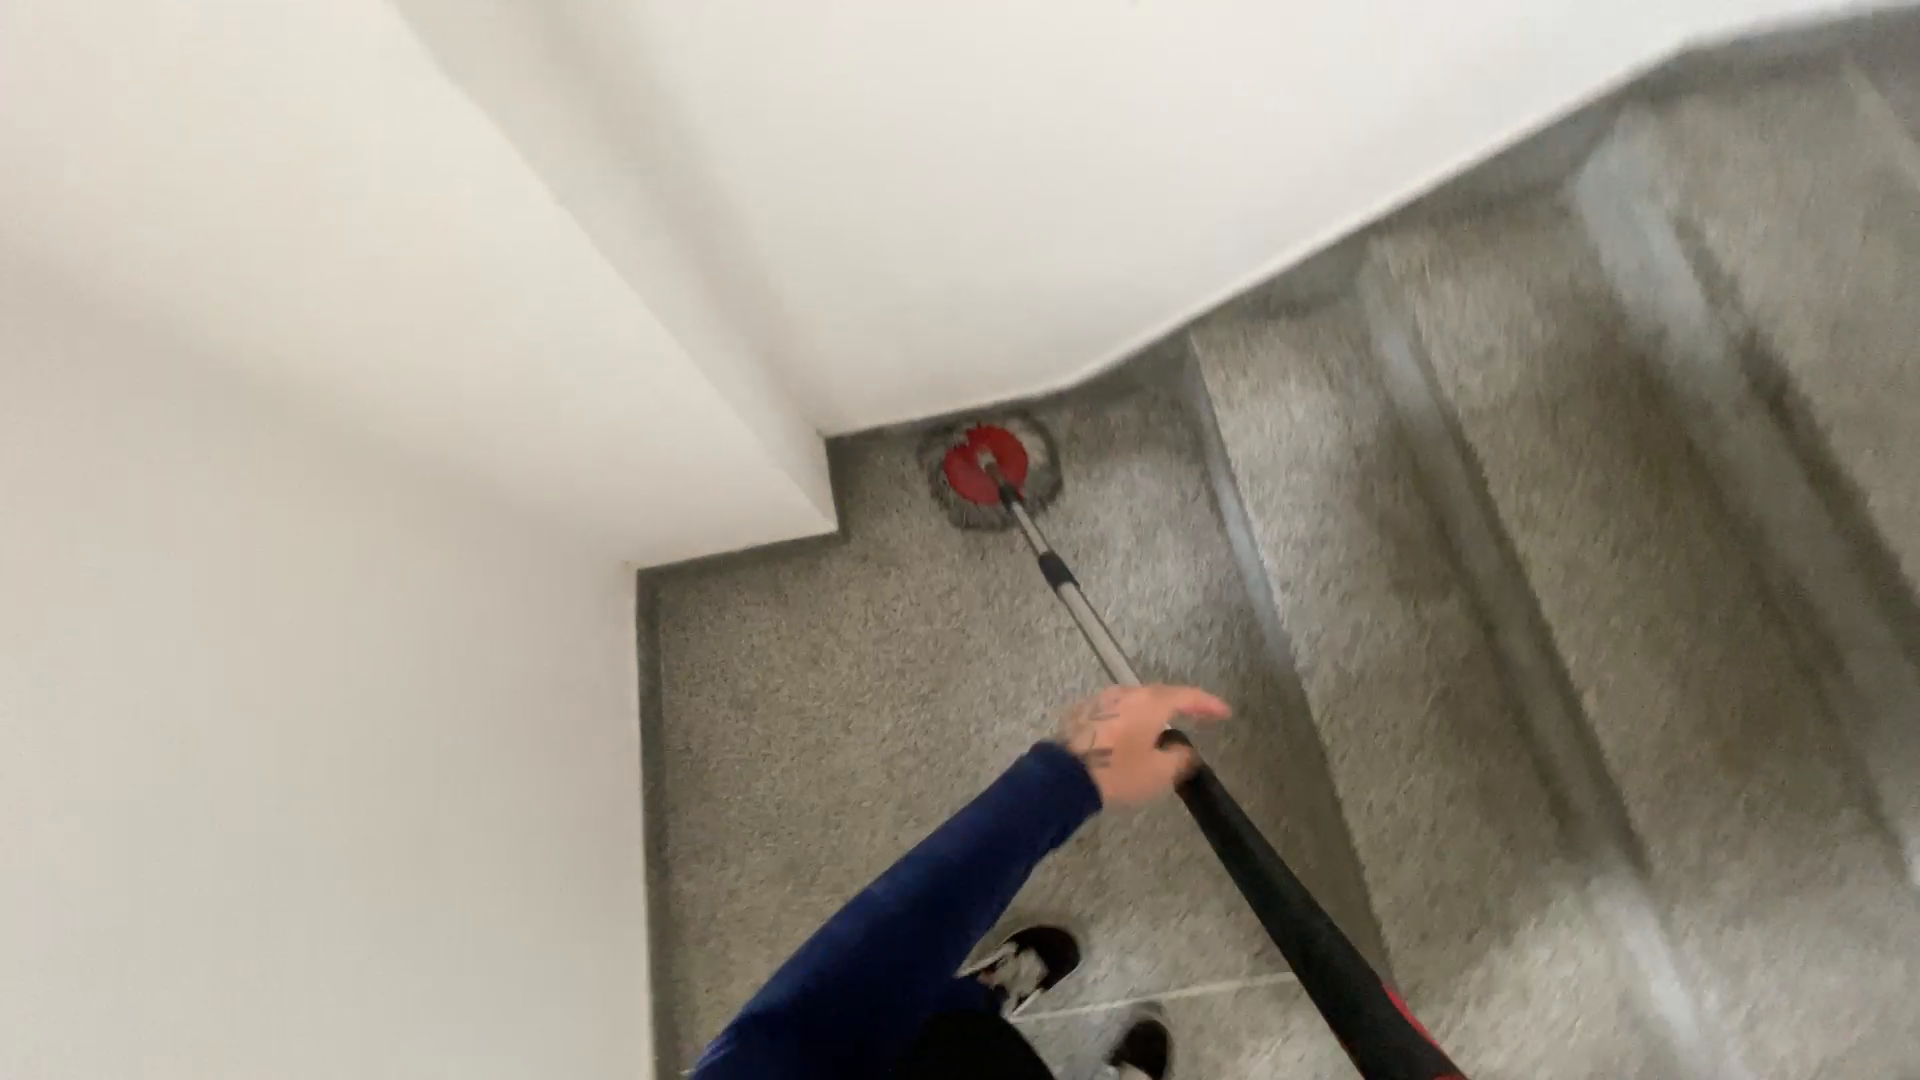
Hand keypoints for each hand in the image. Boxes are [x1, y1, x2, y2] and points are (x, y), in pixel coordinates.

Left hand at [1055, 684, 1231, 806]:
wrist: (1063, 776)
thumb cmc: (1118, 773)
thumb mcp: (1160, 773)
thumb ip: (1180, 757)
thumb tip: (1183, 748)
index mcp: (1149, 702)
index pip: (1187, 696)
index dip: (1208, 704)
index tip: (1224, 711)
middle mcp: (1125, 693)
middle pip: (1159, 695)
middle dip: (1178, 706)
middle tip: (1195, 718)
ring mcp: (1101, 700)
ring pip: (1134, 702)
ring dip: (1151, 714)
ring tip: (1163, 729)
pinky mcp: (1083, 712)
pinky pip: (1115, 711)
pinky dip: (1129, 720)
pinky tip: (1131, 735)